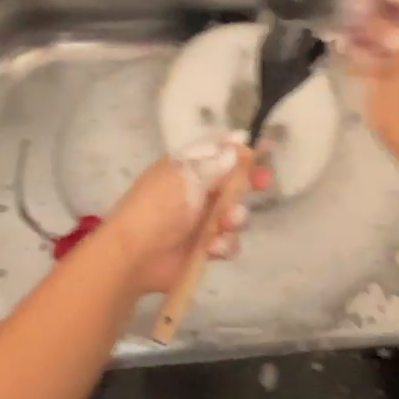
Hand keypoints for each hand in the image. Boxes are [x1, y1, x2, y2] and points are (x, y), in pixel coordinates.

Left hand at [106, 137, 269, 294]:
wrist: (134, 255)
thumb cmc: (159, 207)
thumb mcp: (188, 176)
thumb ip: (218, 162)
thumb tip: (240, 142)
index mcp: (188, 167)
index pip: (219, 151)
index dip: (241, 149)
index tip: (264, 147)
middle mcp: (197, 190)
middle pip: (234, 182)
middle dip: (250, 182)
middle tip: (263, 182)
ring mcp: (201, 220)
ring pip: (235, 213)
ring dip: (236, 218)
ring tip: (225, 224)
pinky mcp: (204, 248)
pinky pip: (228, 242)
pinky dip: (224, 244)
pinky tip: (212, 248)